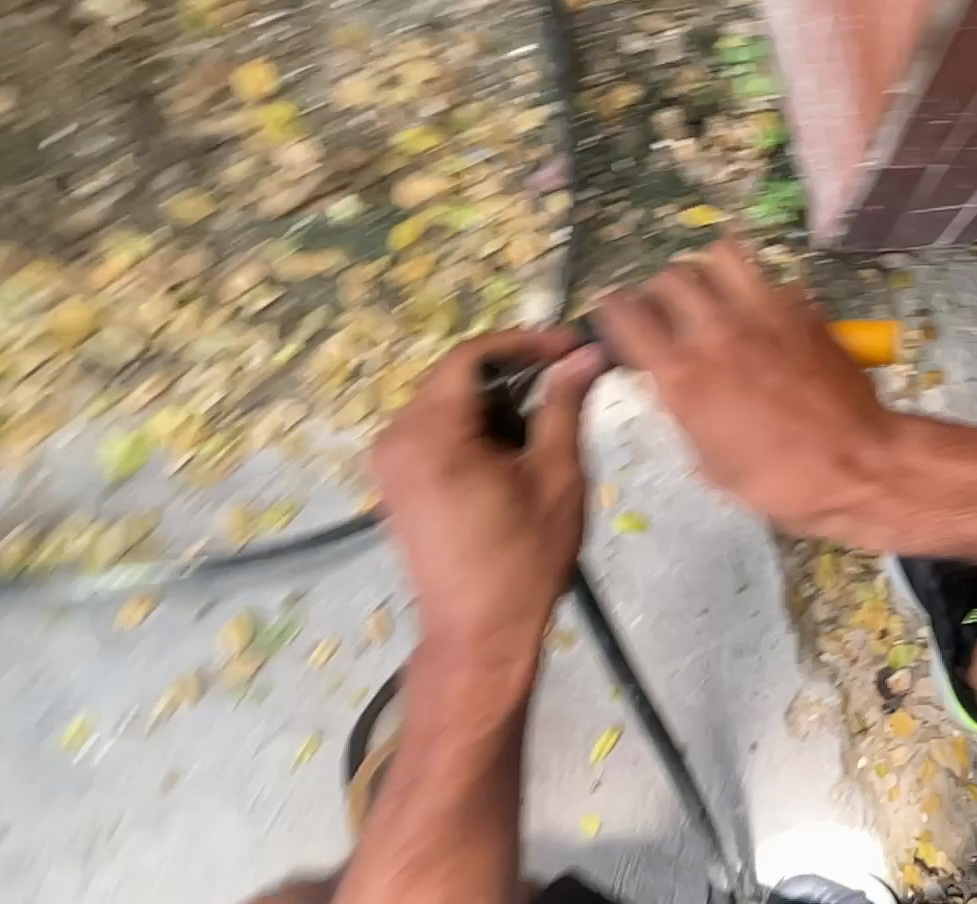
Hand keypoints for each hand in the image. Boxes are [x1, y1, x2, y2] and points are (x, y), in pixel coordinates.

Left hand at [369, 329, 607, 659]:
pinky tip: (518, 447)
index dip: (527, 342)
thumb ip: (565, 405)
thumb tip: (586, 355)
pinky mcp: (398, 482)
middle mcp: (395, 439)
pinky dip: (481, 424)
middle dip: (518, 371)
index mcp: (430, 434)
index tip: (575, 348)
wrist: (481, 632)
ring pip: (449, 401)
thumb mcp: (557, 473)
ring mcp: (390, 462)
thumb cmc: (524, 554)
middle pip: (456, 376)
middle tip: (573, 379)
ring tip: (552, 416)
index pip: (472, 356)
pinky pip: (439, 429)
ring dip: (501, 398)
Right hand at [592, 238, 897, 534]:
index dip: (613, 312)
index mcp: (685, 374)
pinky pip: (774, 279)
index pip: (625, 314)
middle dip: (662, 292)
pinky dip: (762, 291)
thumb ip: (687, 415)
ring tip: (718, 297)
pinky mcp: (806, 310)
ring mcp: (767, 313)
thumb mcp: (714, 464)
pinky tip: (768, 316)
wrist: (859, 464)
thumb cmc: (783, 482)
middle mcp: (719, 331)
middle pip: (671, 276)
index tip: (619, 320)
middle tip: (672, 314)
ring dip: (711, 272)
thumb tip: (680, 390)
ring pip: (722, 255)